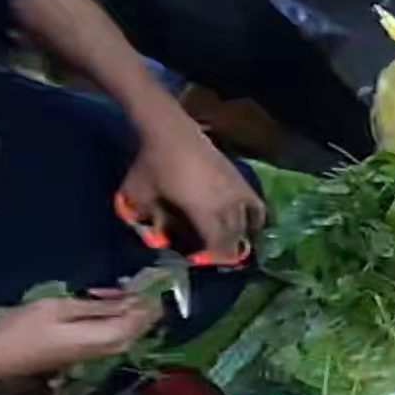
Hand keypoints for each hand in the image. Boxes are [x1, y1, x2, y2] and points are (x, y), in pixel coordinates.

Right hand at [0, 296, 160, 384]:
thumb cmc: (20, 331)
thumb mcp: (58, 308)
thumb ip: (100, 305)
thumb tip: (133, 300)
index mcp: (114, 335)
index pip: (148, 313)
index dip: (144, 295)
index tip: (129, 281)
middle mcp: (119, 345)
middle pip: (143, 319)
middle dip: (132, 299)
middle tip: (107, 286)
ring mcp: (108, 350)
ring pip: (130, 324)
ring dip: (119, 307)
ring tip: (93, 293)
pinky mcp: (96, 351)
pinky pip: (116, 330)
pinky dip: (110, 316)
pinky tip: (89, 306)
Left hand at [121, 117, 263, 259]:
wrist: (174, 135)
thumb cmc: (154, 164)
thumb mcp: (138, 192)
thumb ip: (143, 218)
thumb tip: (153, 237)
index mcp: (204, 211)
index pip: (217, 243)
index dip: (212, 256)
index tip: (198, 260)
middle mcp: (228, 207)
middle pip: (234, 238)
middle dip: (225, 251)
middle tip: (211, 255)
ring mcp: (240, 197)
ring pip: (247, 227)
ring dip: (239, 239)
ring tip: (230, 244)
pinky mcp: (245, 188)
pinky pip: (257, 212)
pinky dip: (254, 223)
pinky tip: (248, 227)